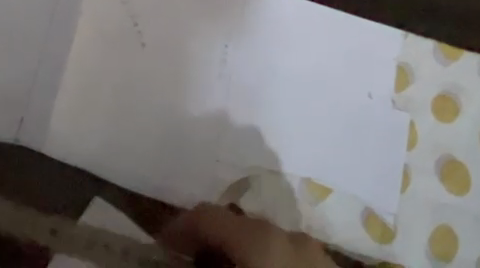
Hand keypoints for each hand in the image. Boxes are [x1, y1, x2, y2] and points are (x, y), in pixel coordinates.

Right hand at [160, 204, 336, 267]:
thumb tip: (174, 263)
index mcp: (262, 241)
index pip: (207, 216)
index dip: (178, 230)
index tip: (160, 249)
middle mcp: (292, 238)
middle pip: (240, 229)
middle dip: (212, 246)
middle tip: (191, 266)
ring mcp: (320, 257)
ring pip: (269, 247)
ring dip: (242, 259)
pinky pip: (292, 264)